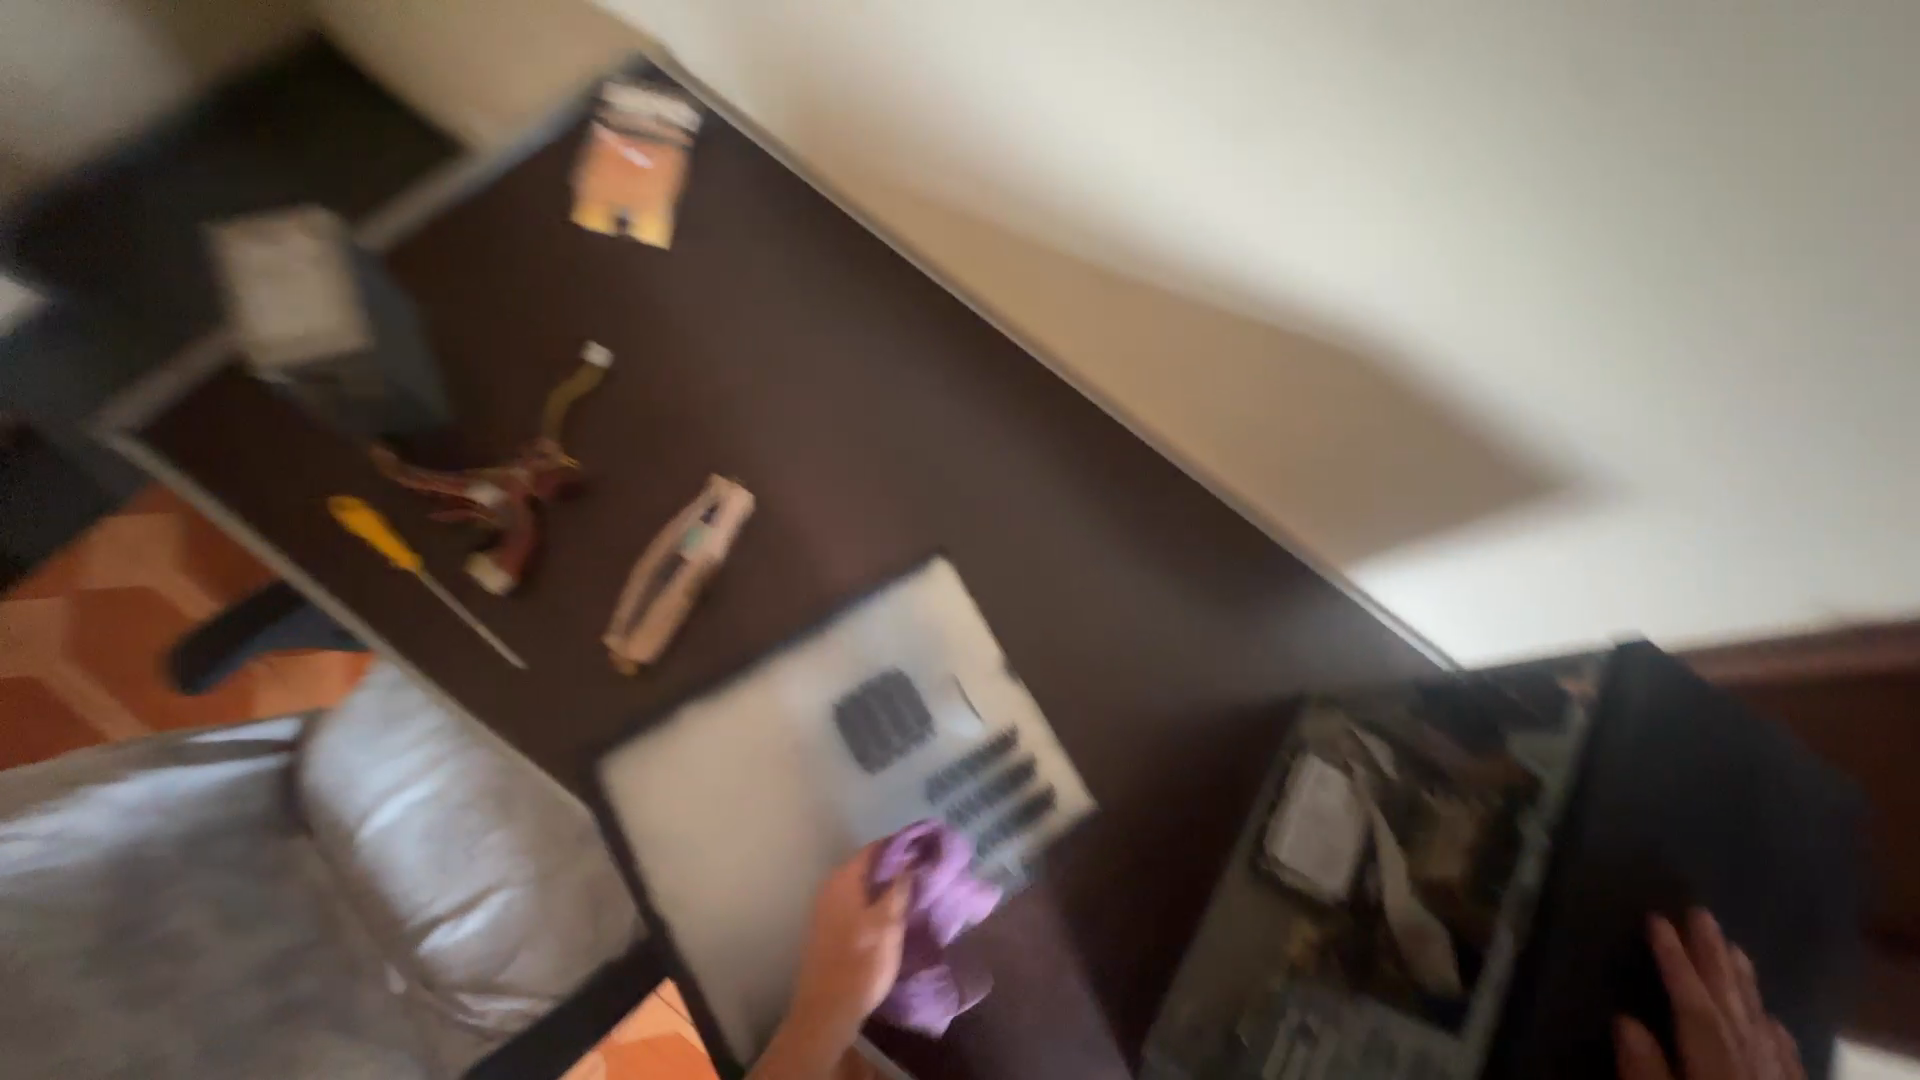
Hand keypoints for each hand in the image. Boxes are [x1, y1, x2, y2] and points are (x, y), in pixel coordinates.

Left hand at [750, 847, 909, 1079]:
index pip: (876, 848)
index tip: (925, 848)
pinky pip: (855, 904)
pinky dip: (874, 903)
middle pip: (867, 866)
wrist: (826, 1011)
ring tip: (913, 892)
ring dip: (884, 887)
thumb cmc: (861, 962)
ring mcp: (826, 909)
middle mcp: (831, 887)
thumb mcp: (888, 923)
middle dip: (894, 866)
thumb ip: (899, 888)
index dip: (901, 845)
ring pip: (862, 887)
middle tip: (923, 871)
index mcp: (844, 878)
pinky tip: (891, 915)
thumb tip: (909, 862)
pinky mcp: (828, 930)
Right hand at [1616, 909, 1804, 1079]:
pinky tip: (1772, 1021)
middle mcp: (1755, 1079)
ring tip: (1733, 949)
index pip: (1696, 1012)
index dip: (1675, 965)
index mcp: (1717, 1078)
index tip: (1657, 920)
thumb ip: (1646, 1078)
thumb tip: (1626, 1020)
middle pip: (1736, 1014)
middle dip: (1716, 963)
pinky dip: (1775, 1034)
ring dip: (1746, 988)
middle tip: (1702, 915)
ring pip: (1765, 1033)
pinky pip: (1789, 1065)